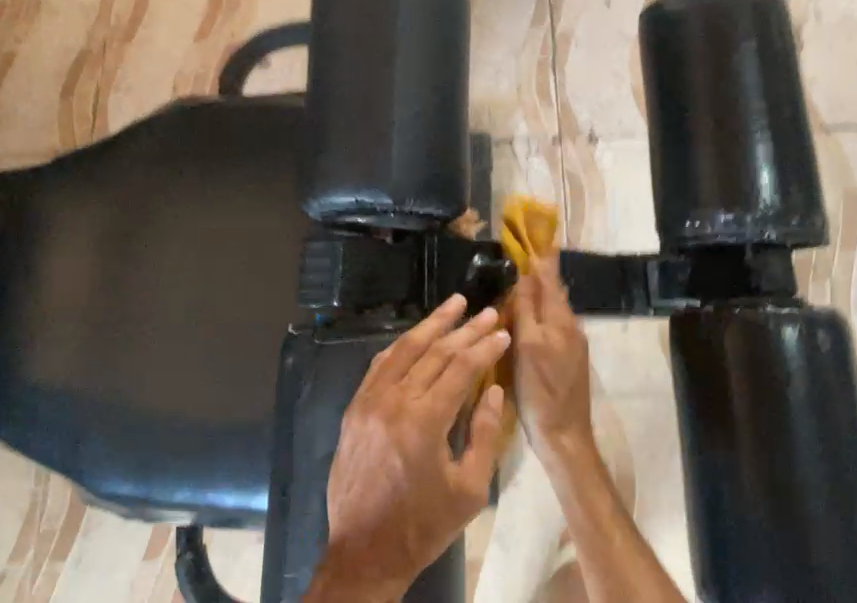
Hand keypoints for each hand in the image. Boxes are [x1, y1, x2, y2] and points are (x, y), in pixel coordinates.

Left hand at [309, 295, 510, 602]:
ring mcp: (369, 403)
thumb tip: (493, 390)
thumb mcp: (469, 490)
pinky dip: (400, 347)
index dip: (484, 348)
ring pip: (403, 351)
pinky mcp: (354, 410)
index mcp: (424, 422)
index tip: (502, 333)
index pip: (459, 369)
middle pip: (433, 353)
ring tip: (453, 305)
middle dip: (464, 330)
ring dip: (430, 325)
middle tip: (485, 311)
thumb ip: (484, 435)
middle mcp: (393, 402)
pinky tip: (416, 337)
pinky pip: (379, 366)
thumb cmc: (423, 525)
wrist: (365, 551)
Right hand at [507, 262, 595, 468]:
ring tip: (522, 282)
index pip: (550, 279)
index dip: (542, 259)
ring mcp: (572, 345)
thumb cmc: (541, 391)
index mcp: (560, 320)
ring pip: (554, 310)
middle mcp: (570, 327)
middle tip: (524, 256)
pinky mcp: (569, 361)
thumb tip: (525, 273)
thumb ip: (527, 309)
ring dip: (540, 294)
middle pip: (554, 293)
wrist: (565, 435)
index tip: (537, 237)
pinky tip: (528, 320)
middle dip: (541, 274)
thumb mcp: (527, 346)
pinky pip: (554, 326)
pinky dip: (542, 315)